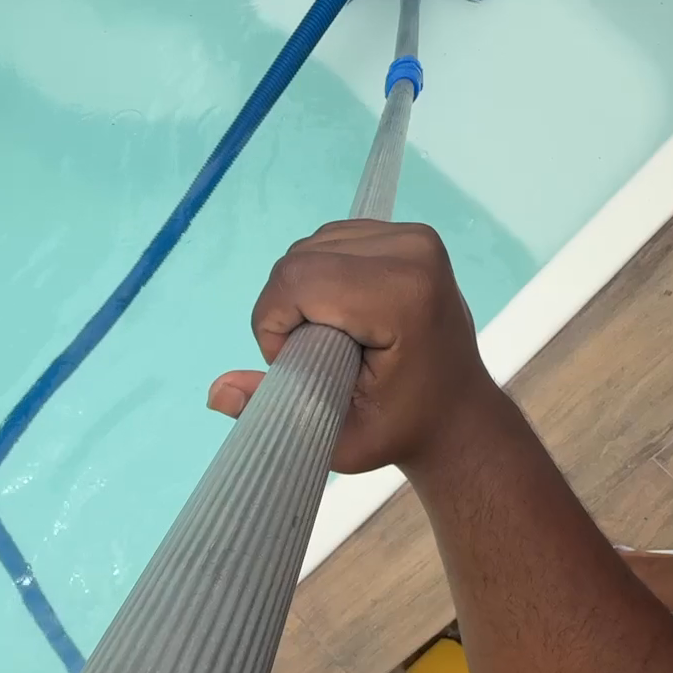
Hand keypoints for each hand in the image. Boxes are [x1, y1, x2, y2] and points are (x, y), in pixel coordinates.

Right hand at [206, 220, 501, 474]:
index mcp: (402, 296)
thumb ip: (272, 410)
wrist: (457, 415)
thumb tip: (215, 392)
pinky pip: (330, 242)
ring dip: (298, 295)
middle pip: (298, 260)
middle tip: (308, 356)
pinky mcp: (408, 234)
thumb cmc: (400, 432)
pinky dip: (318, 280)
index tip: (294, 366)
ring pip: (310, 247)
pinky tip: (339, 316)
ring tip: (326, 339)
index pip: (297, 280)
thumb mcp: (335, 438)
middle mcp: (412, 251)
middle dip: (283, 311)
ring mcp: (413, 236)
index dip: (274, 325)